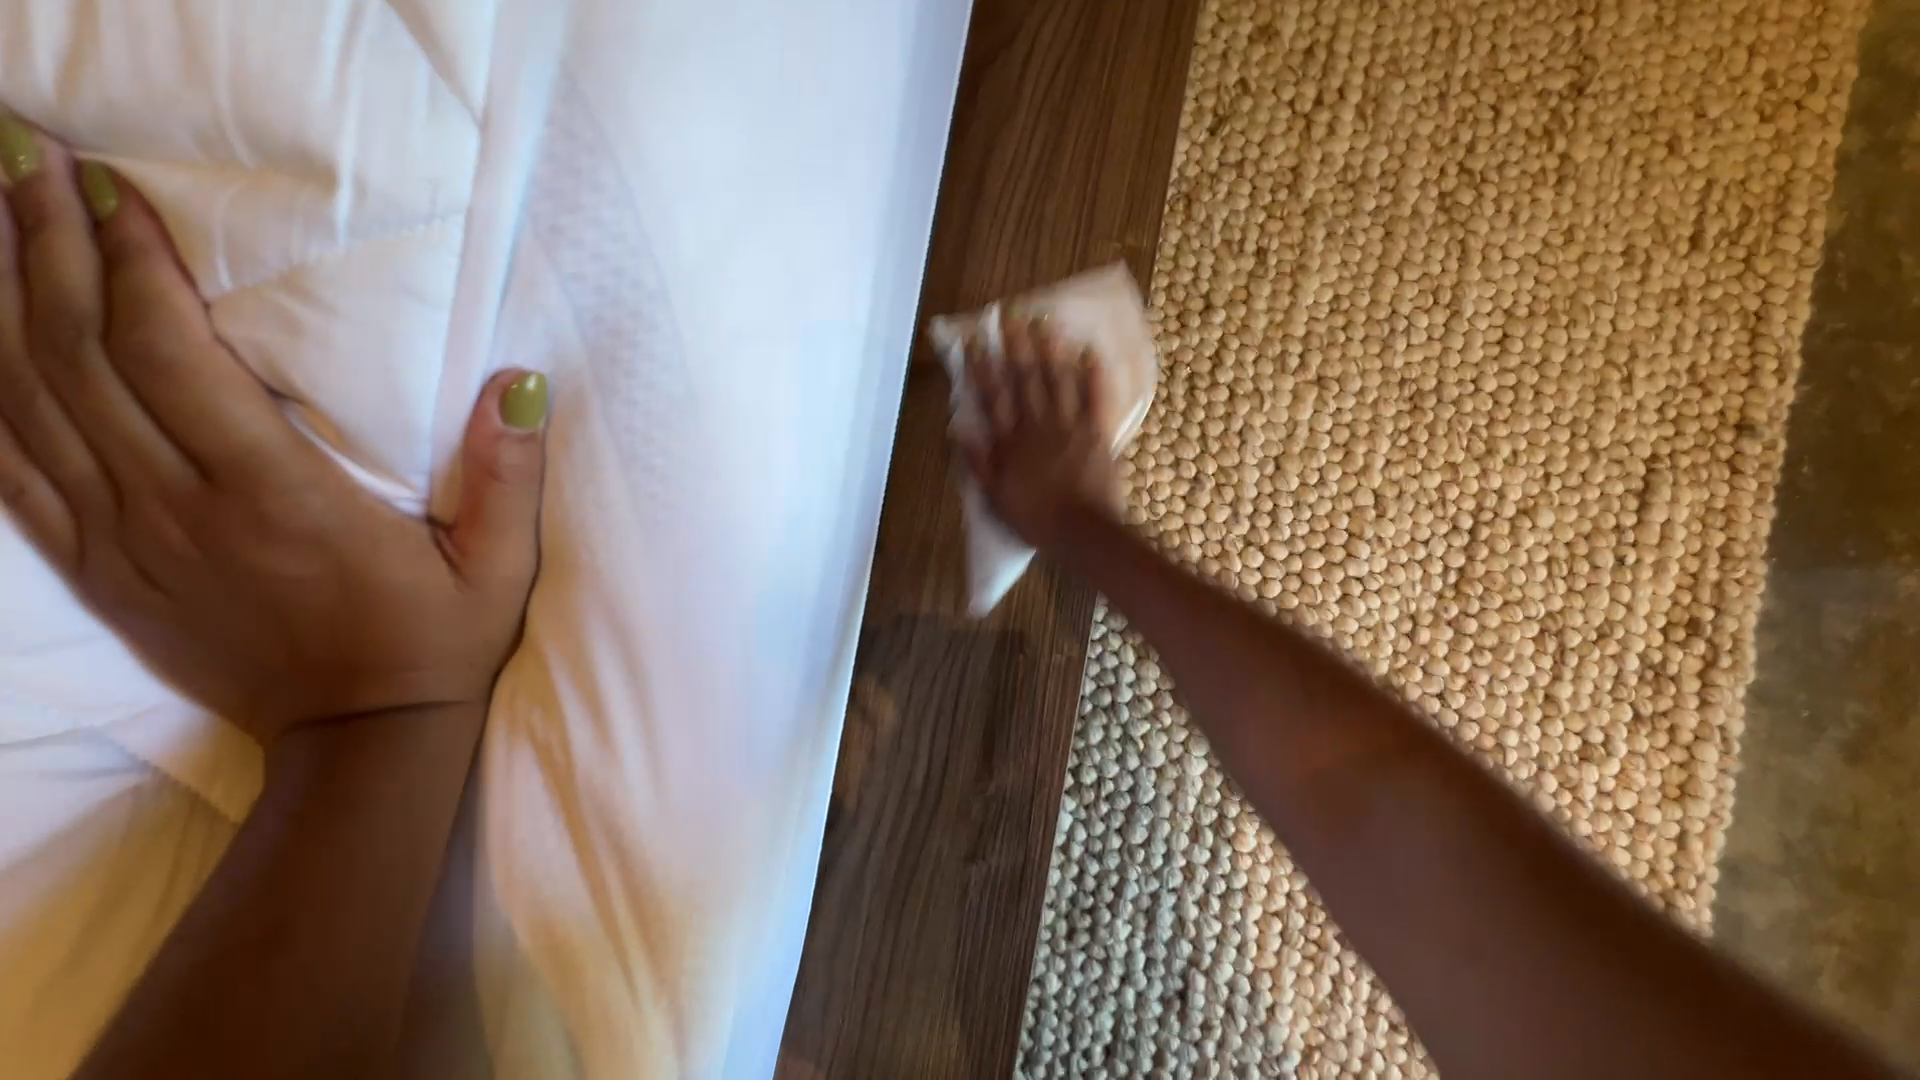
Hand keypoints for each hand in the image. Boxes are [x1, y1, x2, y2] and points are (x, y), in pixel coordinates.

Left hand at [0, 114, 548, 745]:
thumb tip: (518, 383)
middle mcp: (182, 515)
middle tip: (28, 162)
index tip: (113, 189)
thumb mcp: (501, 565)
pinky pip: (10, 473)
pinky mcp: (102, 573)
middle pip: (77, 361)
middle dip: (40, 250)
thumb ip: (509, 474)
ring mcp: (128, 546)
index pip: (174, 361)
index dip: (131, 266)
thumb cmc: (439, 641)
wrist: (361, 737)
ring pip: (24, 405)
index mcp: (280, 503)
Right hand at [960, 314, 1120, 552]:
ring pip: (1058, 380)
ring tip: (1044, 319)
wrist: (1081, 533)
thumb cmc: (1033, 519)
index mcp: (1011, 441)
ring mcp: (1071, 426)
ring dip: (1050, 348)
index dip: (983, 367)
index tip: (975, 340)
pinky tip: (1090, 350)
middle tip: (1009, 314)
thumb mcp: (994, 497)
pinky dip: (1095, 374)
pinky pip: (1098, 398)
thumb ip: (977, 462)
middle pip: (1025, 379)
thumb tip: (958, 429)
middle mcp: (1038, 425)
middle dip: (1015, 345)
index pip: (993, 396)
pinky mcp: (1099, 434)